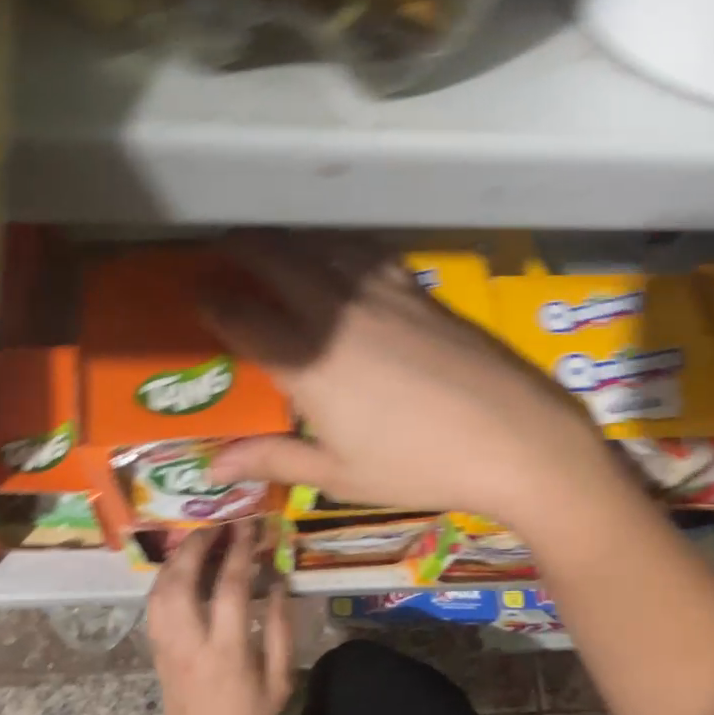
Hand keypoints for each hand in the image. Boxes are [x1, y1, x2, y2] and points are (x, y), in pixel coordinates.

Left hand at [146, 520, 293, 714]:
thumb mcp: (280, 680)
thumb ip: (279, 629)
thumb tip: (276, 582)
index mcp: (225, 652)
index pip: (229, 588)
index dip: (240, 552)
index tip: (251, 526)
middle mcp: (189, 643)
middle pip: (182, 581)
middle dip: (198, 545)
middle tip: (219, 523)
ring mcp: (166, 644)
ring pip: (160, 589)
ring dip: (178, 557)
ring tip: (201, 539)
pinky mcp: (155, 647)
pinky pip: (154, 602)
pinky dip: (166, 576)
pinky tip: (183, 567)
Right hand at [202, 232, 623, 533]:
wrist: (516, 442)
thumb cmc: (421, 468)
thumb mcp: (340, 475)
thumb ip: (275, 458)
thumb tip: (213, 468)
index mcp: (310, 364)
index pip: (244, 318)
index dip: (214, 301)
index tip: (197, 292)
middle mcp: (338, 315)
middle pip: (278, 260)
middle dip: (243, 246)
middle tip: (224, 244)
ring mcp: (383, 297)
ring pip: (324, 247)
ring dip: (292, 239)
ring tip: (276, 242)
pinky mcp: (421, 292)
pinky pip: (369, 253)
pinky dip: (342, 246)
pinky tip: (342, 254)